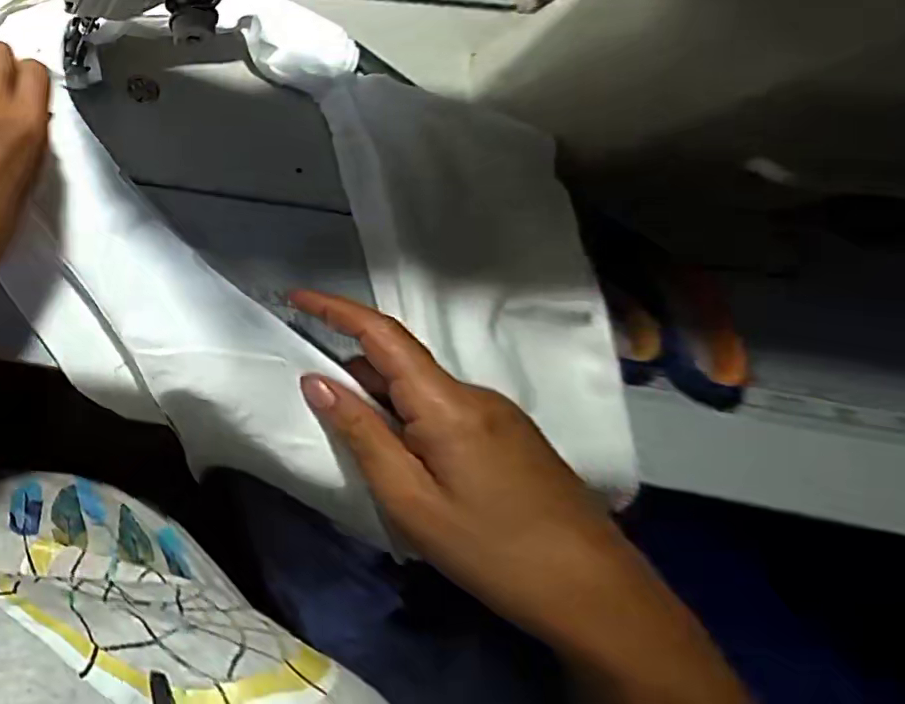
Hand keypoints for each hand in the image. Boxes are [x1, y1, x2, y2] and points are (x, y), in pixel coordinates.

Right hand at [292, 289, 748, 703]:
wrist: (609, 607)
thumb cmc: (496, 552)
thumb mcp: (410, 499)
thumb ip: (360, 433)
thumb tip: (316, 381)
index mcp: (447, 403)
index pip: (381, 334)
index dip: (334, 309)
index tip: (295, 296)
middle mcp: (475, 395)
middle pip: (397, 364)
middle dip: (352, 376)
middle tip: (323, 416)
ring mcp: (500, 416)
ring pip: (419, 390)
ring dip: (383, 405)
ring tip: (372, 458)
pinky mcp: (513, 439)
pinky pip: (444, 410)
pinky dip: (410, 421)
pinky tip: (413, 468)